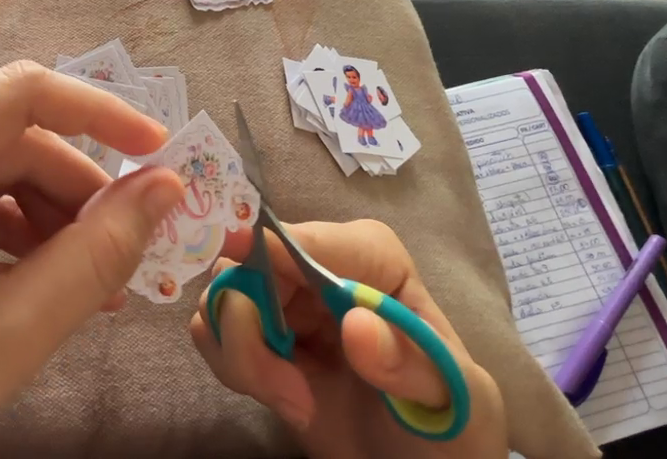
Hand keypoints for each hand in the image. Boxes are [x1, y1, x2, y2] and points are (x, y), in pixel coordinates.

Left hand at [0, 62, 184, 458]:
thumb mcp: (11, 331)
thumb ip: (97, 253)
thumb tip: (167, 185)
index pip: (14, 94)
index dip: (95, 110)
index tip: (160, 149)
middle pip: (11, 136)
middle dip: (76, 192)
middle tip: (129, 252)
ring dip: (51, 213)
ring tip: (92, 282)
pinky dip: (17, 221)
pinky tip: (47, 273)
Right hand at [190, 220, 506, 458]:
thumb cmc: (448, 427)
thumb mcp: (455, 398)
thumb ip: (412, 362)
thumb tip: (355, 323)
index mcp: (369, 260)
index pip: (308, 239)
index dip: (270, 245)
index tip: (238, 255)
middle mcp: (315, 267)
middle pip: (248, 262)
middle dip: (252, 326)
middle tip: (287, 388)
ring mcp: (281, 301)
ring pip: (222, 295)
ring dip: (243, 355)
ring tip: (293, 402)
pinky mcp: (255, 337)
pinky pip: (211, 329)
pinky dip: (231, 366)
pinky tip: (276, 398)